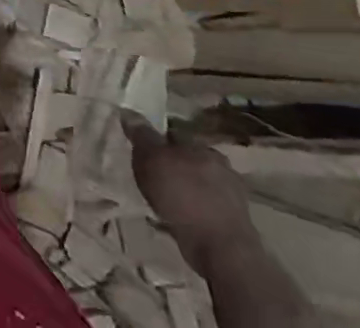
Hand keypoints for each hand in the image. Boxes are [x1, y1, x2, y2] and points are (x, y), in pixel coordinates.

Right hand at [123, 113, 254, 267]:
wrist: (220, 248)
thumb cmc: (182, 195)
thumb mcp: (151, 158)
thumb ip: (141, 135)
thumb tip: (129, 111)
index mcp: (203, 147)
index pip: (175, 134)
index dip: (156, 139)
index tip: (141, 149)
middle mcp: (221, 167)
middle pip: (188, 159)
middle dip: (171, 165)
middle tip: (148, 174)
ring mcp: (231, 197)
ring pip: (196, 185)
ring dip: (180, 189)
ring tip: (159, 198)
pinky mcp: (231, 223)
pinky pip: (201, 208)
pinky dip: (188, 210)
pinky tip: (173, 217)